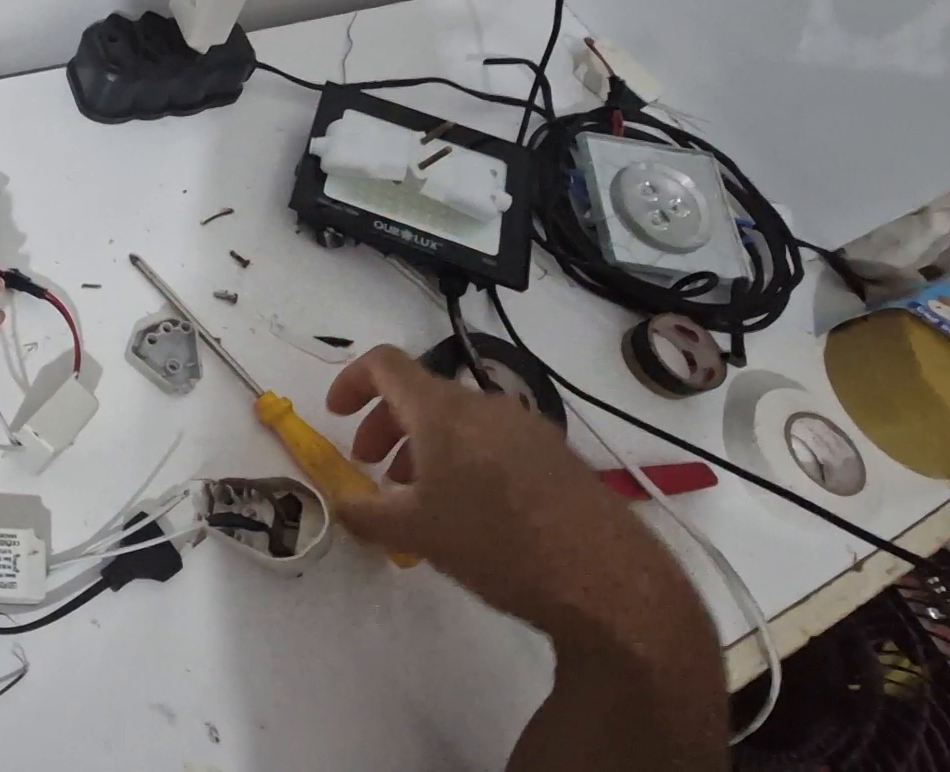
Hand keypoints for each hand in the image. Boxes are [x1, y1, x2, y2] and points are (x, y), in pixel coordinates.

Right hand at [325, 345, 679, 632]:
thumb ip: (363, 512)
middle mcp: (485, 406)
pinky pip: (492, 440)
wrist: (612, 586)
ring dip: (423, 446)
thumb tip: (340, 505)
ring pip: (457, 420)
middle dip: (383, 423)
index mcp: (442, 411)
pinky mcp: (558, 457)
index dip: (351, 380)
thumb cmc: (497, 545)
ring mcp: (528, 428)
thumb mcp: (413, 533)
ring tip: (418, 496)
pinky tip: (470, 512)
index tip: (336, 414)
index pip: (384, 364)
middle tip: (371, 465)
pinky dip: (462, 459)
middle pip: (418, 393)